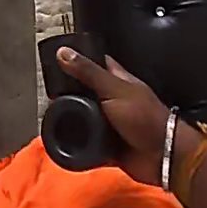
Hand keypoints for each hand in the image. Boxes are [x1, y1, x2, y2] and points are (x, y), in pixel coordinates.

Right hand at [55, 47, 199, 186]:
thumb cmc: (142, 116)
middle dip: (68, 93)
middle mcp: (112, 100)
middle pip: (85, 92)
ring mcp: (109, 123)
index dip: (78, 60)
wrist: (161, 156)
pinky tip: (58, 139)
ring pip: (83, 117)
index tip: (55, 59)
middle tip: (46, 93)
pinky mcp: (105, 145)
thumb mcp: (114, 89)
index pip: (95, 63)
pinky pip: (85, 142)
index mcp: (118, 81)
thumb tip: (62, 51)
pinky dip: (75, 141)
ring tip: (47, 115)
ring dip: (70, 118)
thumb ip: (89, 72)